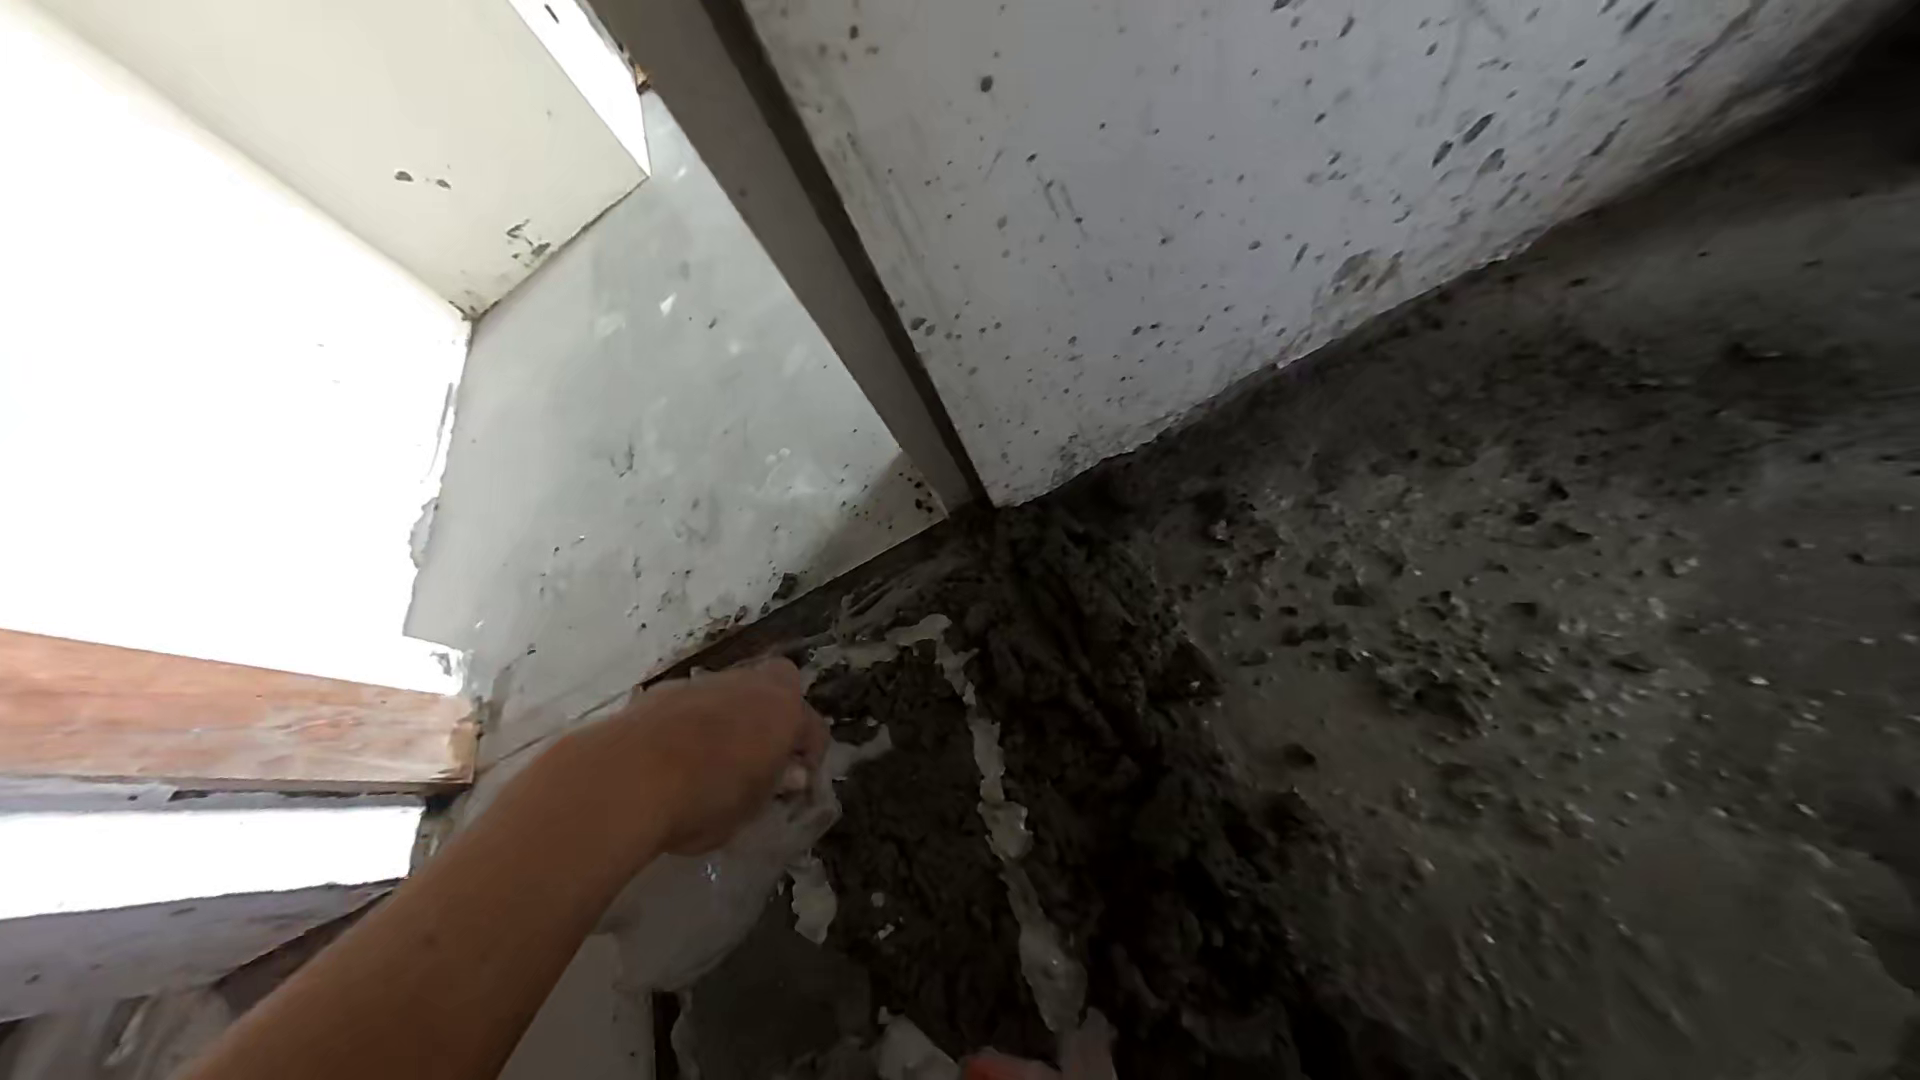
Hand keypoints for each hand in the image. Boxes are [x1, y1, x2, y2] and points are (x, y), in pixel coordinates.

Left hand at [562, 657, 826, 856]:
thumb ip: (770, 786)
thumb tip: (782, 775)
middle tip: (765, 748)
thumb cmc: (704, 799)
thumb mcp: (750, 809)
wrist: (624, 778)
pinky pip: (692, 701)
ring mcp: (706, 683)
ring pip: (733, 689)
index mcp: (784, 712)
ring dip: (732, 714)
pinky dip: (692, 720)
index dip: (810, 756)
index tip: (796, 784)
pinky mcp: (663, 691)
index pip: (814, 728)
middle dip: (779, 709)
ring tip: (713, 756)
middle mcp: (751, 686)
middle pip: (780, 682)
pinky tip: (674, 754)